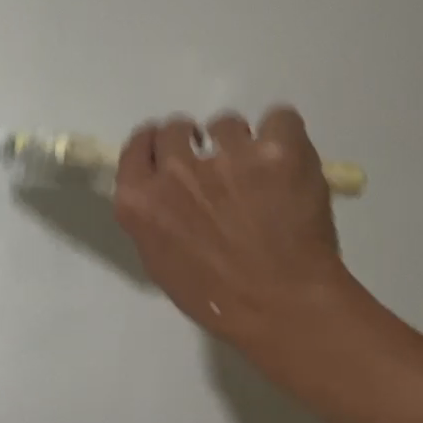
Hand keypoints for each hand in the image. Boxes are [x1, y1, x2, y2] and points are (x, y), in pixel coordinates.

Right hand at [113, 107, 357, 351]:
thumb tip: (164, 193)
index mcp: (140, 201)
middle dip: (190, 141)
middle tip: (212, 167)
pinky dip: (282, 136)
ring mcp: (229, 155)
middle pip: (176, 128)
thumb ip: (152, 217)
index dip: (153, 145)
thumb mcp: (158, 260)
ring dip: (236, 142)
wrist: (279, 303)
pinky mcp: (279, 148)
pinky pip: (279, 118)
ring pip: (227, 123)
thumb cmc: (212, 296)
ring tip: (255, 173)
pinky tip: (286, 163)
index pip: (136, 146)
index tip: (166, 153)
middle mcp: (177, 170)